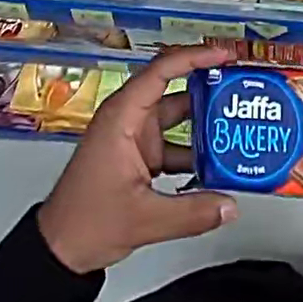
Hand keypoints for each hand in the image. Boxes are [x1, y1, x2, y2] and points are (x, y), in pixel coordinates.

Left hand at [37, 46, 239, 273]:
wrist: (62, 246)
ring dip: (205, 121)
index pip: (160, 72)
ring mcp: (134, 138)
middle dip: (207, 85)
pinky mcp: (140, 157)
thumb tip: (230, 205)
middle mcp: (128, 120)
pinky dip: (197, 151)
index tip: (223, 55)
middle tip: (241, 84)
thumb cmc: (86, 220)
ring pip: (176, 119)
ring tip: (240, 120)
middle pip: (172, 90)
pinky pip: (174, 145)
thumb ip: (192, 212)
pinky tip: (221, 161)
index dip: (193, 58)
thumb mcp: (144, 218)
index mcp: (122, 118)